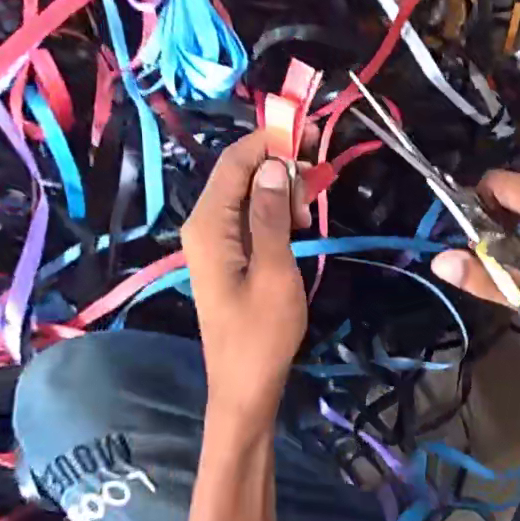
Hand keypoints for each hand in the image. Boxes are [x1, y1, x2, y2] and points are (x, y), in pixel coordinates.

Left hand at [181, 131, 311, 420]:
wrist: (245, 386)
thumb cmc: (262, 333)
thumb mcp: (274, 270)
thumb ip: (272, 215)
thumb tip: (275, 165)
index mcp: (208, 225)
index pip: (234, 162)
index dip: (269, 140)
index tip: (310, 134)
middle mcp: (203, 226)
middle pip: (240, 174)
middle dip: (279, 168)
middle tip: (315, 187)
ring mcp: (213, 242)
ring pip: (248, 195)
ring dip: (281, 192)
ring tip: (307, 215)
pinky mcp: (227, 256)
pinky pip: (250, 218)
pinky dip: (275, 212)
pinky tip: (297, 224)